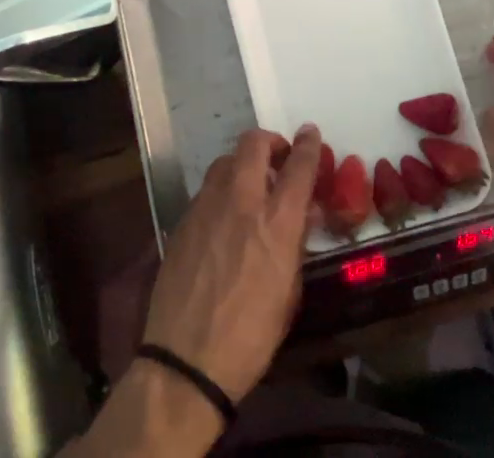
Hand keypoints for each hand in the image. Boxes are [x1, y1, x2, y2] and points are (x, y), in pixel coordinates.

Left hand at [141, 126, 322, 401]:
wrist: (187, 358)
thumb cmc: (252, 334)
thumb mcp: (289, 291)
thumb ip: (296, 243)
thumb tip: (302, 214)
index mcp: (276, 222)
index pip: (298, 166)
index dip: (308, 145)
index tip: (311, 135)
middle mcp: (240, 203)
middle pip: (253, 145)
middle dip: (270, 141)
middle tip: (278, 156)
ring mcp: (205, 209)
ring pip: (224, 162)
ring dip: (242, 164)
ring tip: (251, 185)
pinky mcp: (182, 223)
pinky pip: (206, 191)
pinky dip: (222, 191)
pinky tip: (225, 217)